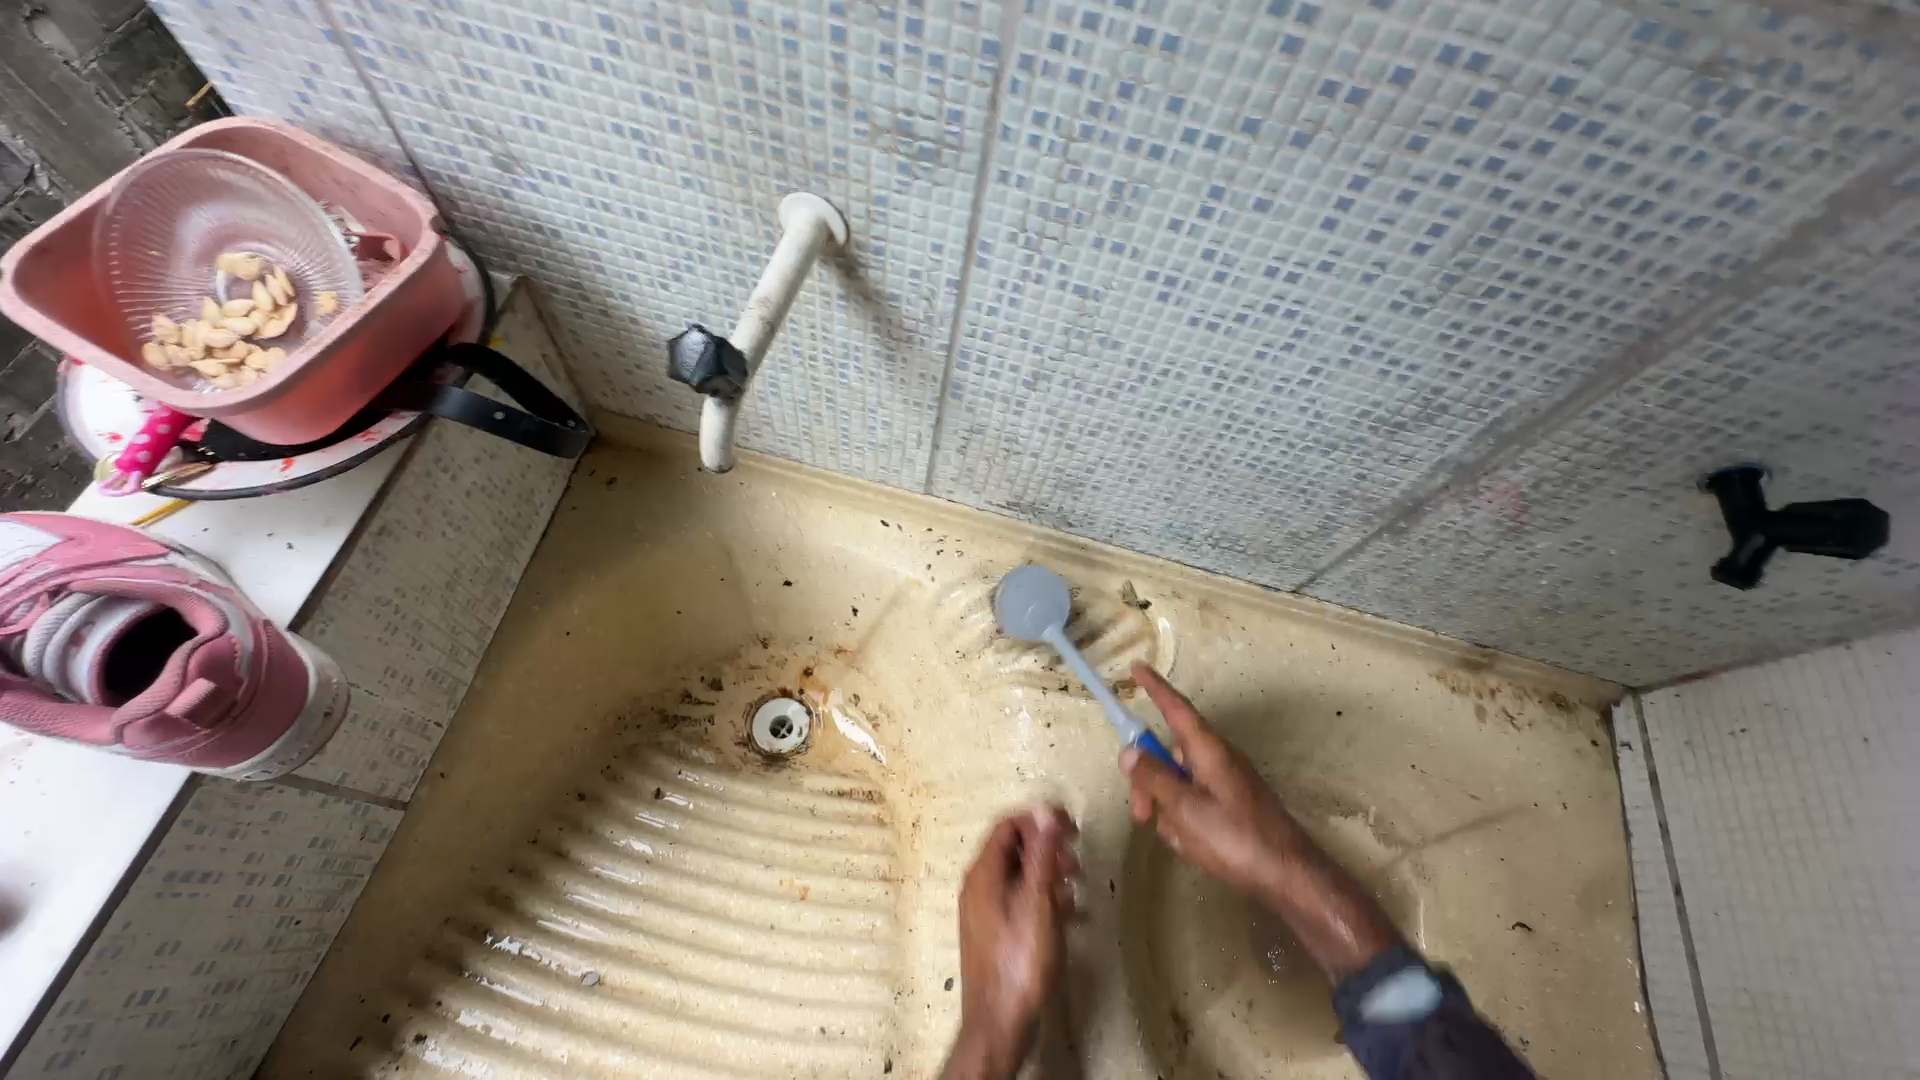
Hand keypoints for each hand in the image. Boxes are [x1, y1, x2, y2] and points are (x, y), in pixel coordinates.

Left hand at [943, 804, 1078, 1079]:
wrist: (998, 1024)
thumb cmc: (1020, 960)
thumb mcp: (1037, 901)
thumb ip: (1041, 854)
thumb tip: (1044, 808)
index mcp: (983, 873)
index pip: (1008, 825)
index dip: (1040, 822)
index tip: (1071, 832)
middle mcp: (978, 886)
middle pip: (1013, 849)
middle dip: (1047, 850)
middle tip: (1075, 866)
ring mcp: (984, 910)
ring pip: (1018, 876)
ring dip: (1047, 876)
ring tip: (1072, 893)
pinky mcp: (993, 932)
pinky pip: (1018, 901)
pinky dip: (1041, 899)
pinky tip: (1064, 917)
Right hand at [1121, 663, 1399, 977]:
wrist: (1289, 877)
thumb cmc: (1237, 838)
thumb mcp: (1186, 809)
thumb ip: (1154, 778)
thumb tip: (1130, 752)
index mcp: (1208, 750)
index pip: (1175, 709)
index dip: (1154, 688)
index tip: (1137, 667)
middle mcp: (1216, 759)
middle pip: (1166, 755)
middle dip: (1148, 782)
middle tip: (1142, 815)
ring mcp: (1224, 783)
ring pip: (1176, 784)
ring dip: (1166, 808)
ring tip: (1180, 839)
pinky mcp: (1230, 805)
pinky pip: (1192, 803)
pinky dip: (1184, 822)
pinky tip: (1194, 847)